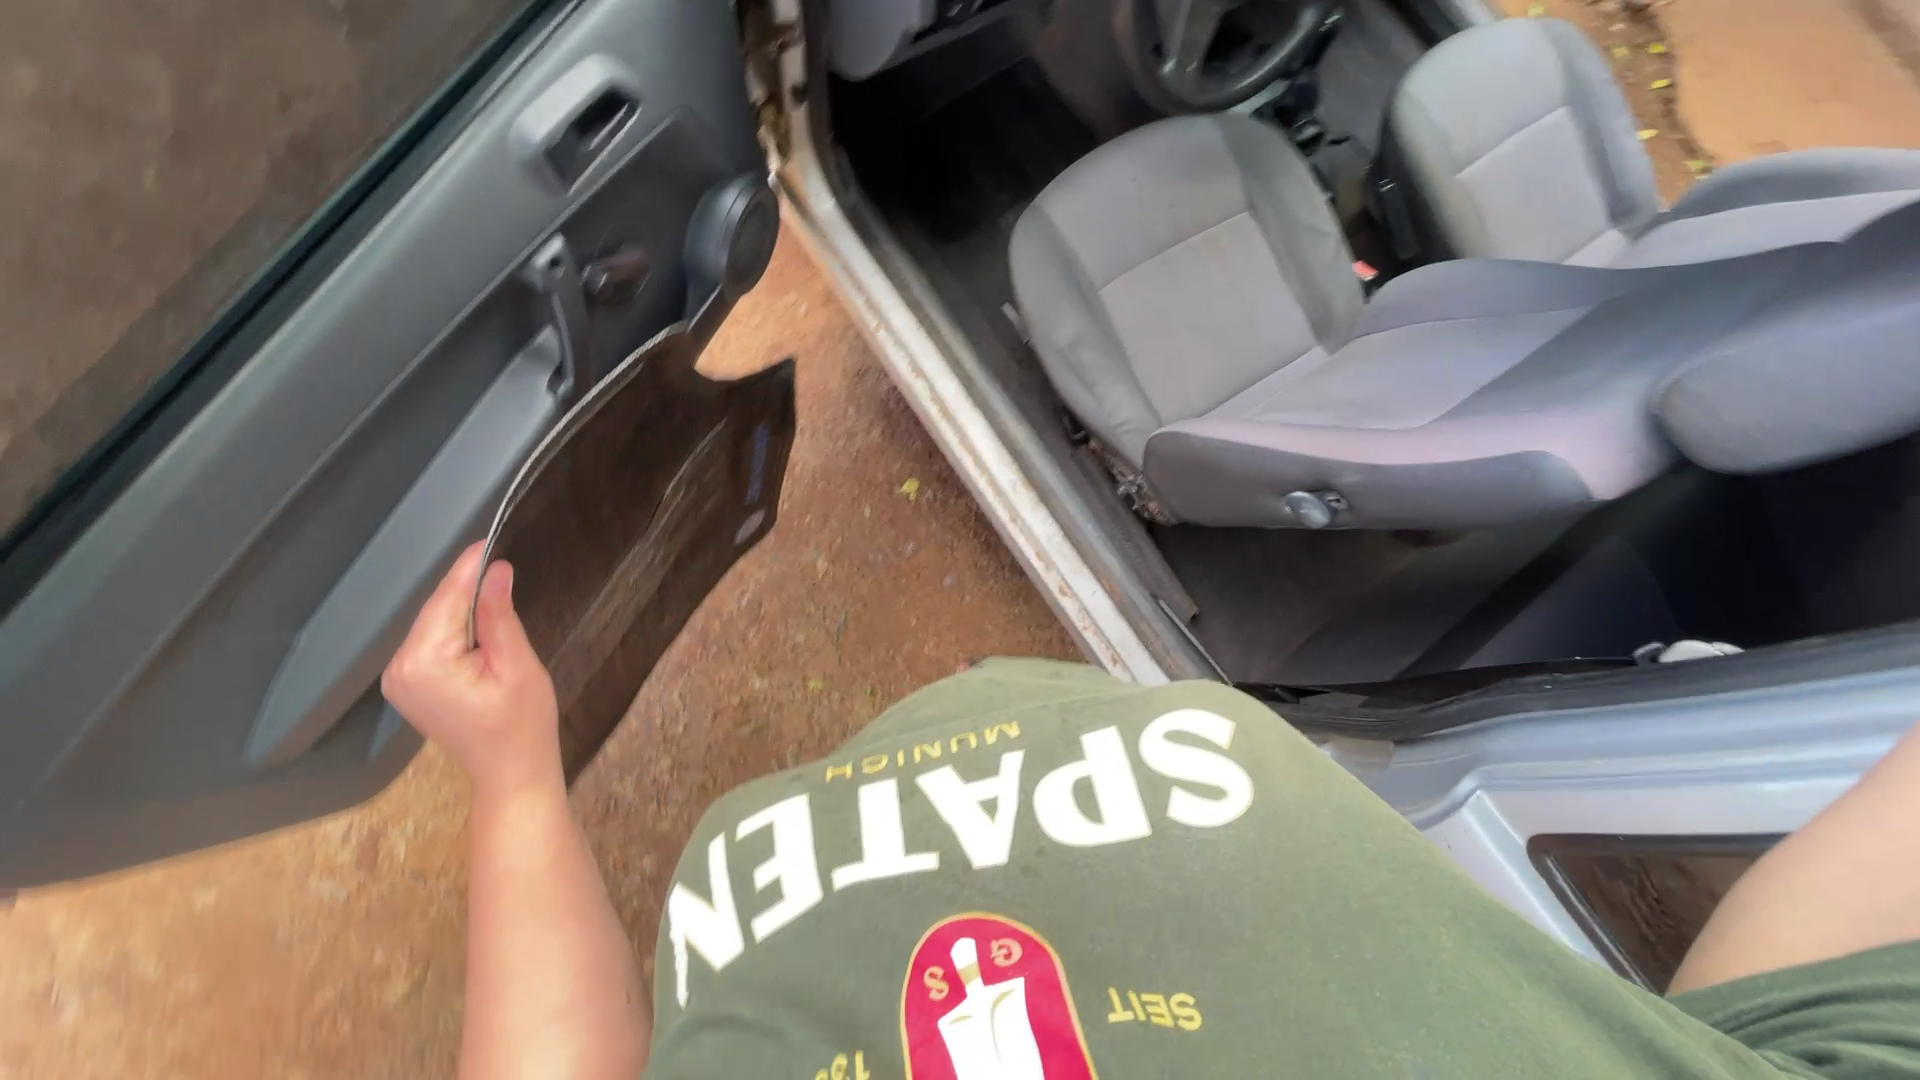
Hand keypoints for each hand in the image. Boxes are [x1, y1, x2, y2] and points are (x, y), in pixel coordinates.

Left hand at [383, 542, 562, 800]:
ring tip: (493, 581)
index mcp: (424, 663)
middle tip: (497, 555)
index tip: (489, 539)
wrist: (511, 771)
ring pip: (434, 623)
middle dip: (466, 585)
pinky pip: (432, 641)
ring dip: (462, 604)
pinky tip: (478, 616)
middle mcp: (400, 668)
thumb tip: (495, 570)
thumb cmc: (523, 722)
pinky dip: (455, 625)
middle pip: (436, 610)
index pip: (447, 600)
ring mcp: (399, 679)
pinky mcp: (409, 685)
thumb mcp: (517, 664)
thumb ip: (499, 615)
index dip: (468, 568)